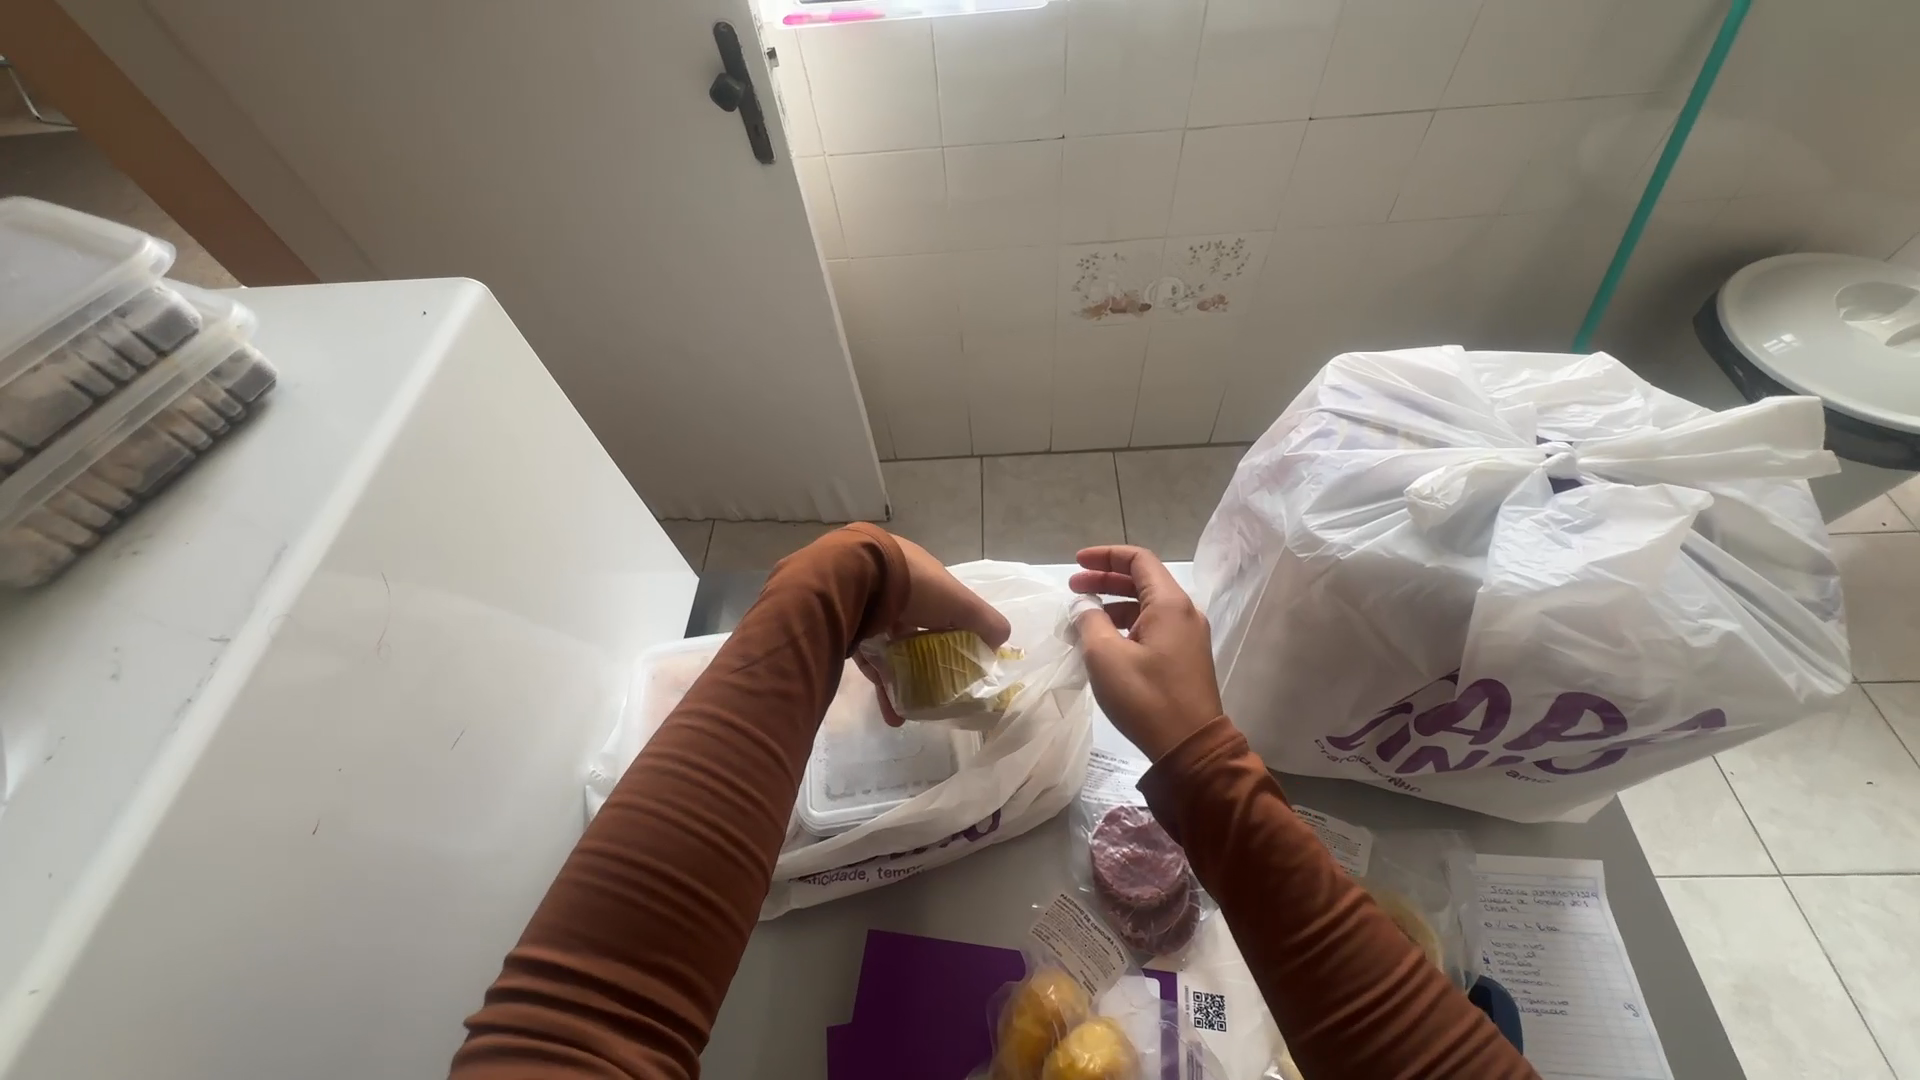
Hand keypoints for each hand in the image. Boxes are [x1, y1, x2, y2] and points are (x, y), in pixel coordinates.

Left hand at [856, 533, 1011, 725]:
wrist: (851, 577)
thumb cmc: (912, 585)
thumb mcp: (959, 600)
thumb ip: (984, 621)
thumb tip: (1002, 642)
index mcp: (921, 578)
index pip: (943, 608)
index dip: (955, 633)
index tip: (962, 661)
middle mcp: (894, 593)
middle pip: (916, 633)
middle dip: (928, 663)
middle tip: (940, 691)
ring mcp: (869, 611)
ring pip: (891, 651)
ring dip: (904, 682)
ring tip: (914, 711)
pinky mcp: (849, 632)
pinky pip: (869, 664)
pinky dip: (882, 687)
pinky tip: (893, 713)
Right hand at [1070, 545, 1222, 761]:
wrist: (1190, 748)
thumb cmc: (1146, 698)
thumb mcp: (1105, 656)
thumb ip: (1090, 621)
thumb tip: (1084, 606)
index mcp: (1169, 604)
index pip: (1138, 560)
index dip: (1105, 556)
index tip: (1077, 564)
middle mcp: (1184, 613)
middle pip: (1142, 581)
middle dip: (1105, 580)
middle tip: (1073, 588)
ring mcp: (1187, 636)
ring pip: (1146, 606)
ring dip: (1113, 605)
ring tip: (1081, 620)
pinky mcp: (1185, 658)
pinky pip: (1152, 628)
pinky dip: (1126, 625)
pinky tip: (1103, 643)